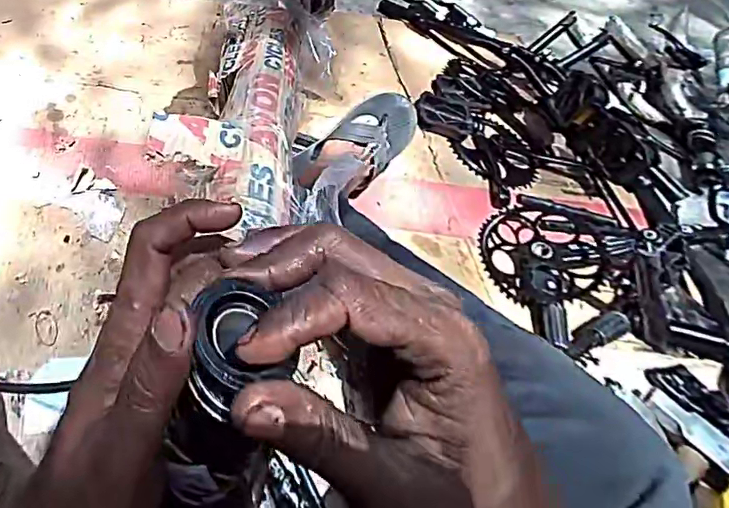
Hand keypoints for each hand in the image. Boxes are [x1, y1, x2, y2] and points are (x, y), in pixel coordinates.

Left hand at [25, 200, 241, 506]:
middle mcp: (138, 332)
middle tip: (269, 267)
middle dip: (219, 249)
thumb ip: (146, 386)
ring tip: (267, 289)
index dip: (185, 218)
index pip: (149, 249)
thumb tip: (178, 315)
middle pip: (177, 264)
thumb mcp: (119, 443)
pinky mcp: (162, 380)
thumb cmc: (86, 490)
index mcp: (124, 335)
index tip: (231, 213)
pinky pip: (197, 332)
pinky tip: (249, 334)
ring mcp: (150, 354)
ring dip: (224, 279)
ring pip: (188, 294)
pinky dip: (224, 317)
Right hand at [220, 224, 555, 507]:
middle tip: (225, 287)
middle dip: (277, 264)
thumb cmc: (457, 500)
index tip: (246, 348)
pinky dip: (293, 267)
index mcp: (442, 338)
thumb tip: (243, 403)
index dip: (291, 314)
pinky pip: (336, 267)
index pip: (349, 294)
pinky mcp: (390, 304)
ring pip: (333, 246)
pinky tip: (261, 279)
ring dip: (280, 256)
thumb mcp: (389, 483)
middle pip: (338, 250)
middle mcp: (428, 299)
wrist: (503, 506)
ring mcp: (410, 295)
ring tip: (232, 273)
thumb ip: (318, 437)